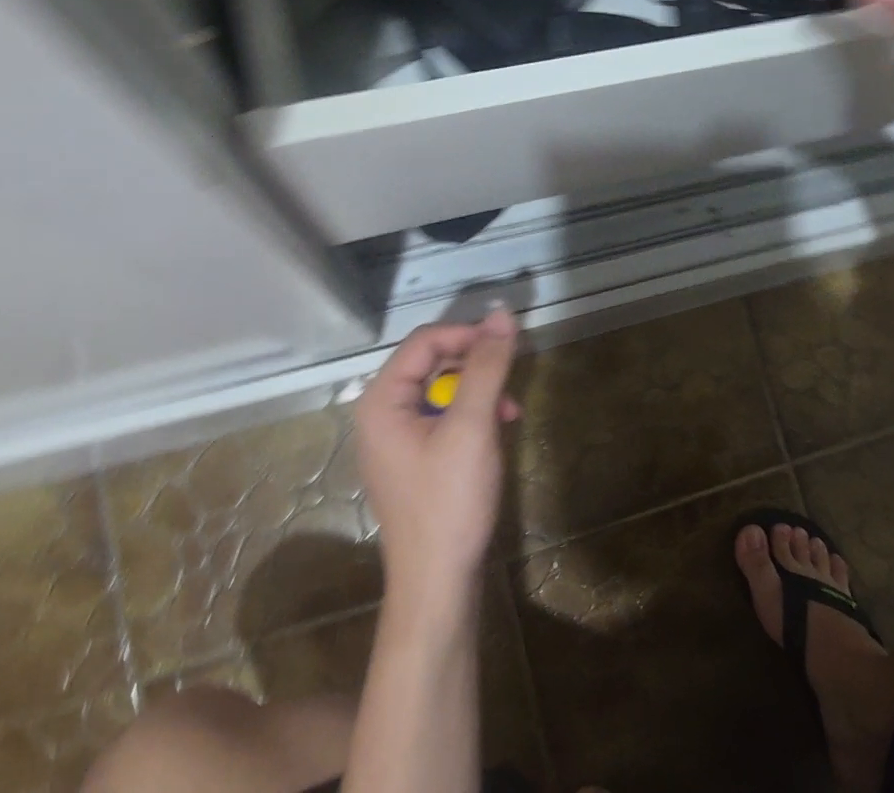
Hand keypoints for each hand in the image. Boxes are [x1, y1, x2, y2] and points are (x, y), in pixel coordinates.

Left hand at [355, 306, 520, 606]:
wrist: (438, 579)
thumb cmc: (449, 501)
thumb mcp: (472, 428)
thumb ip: (487, 368)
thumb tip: (504, 315)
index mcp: (381, 401)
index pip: (424, 342)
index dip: (468, 335)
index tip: (510, 343)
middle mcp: (381, 414)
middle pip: (431, 364)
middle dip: (475, 368)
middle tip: (512, 384)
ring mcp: (395, 440)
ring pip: (441, 392)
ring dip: (478, 394)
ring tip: (509, 414)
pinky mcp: (414, 461)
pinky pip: (442, 420)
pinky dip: (471, 418)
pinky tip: (495, 435)